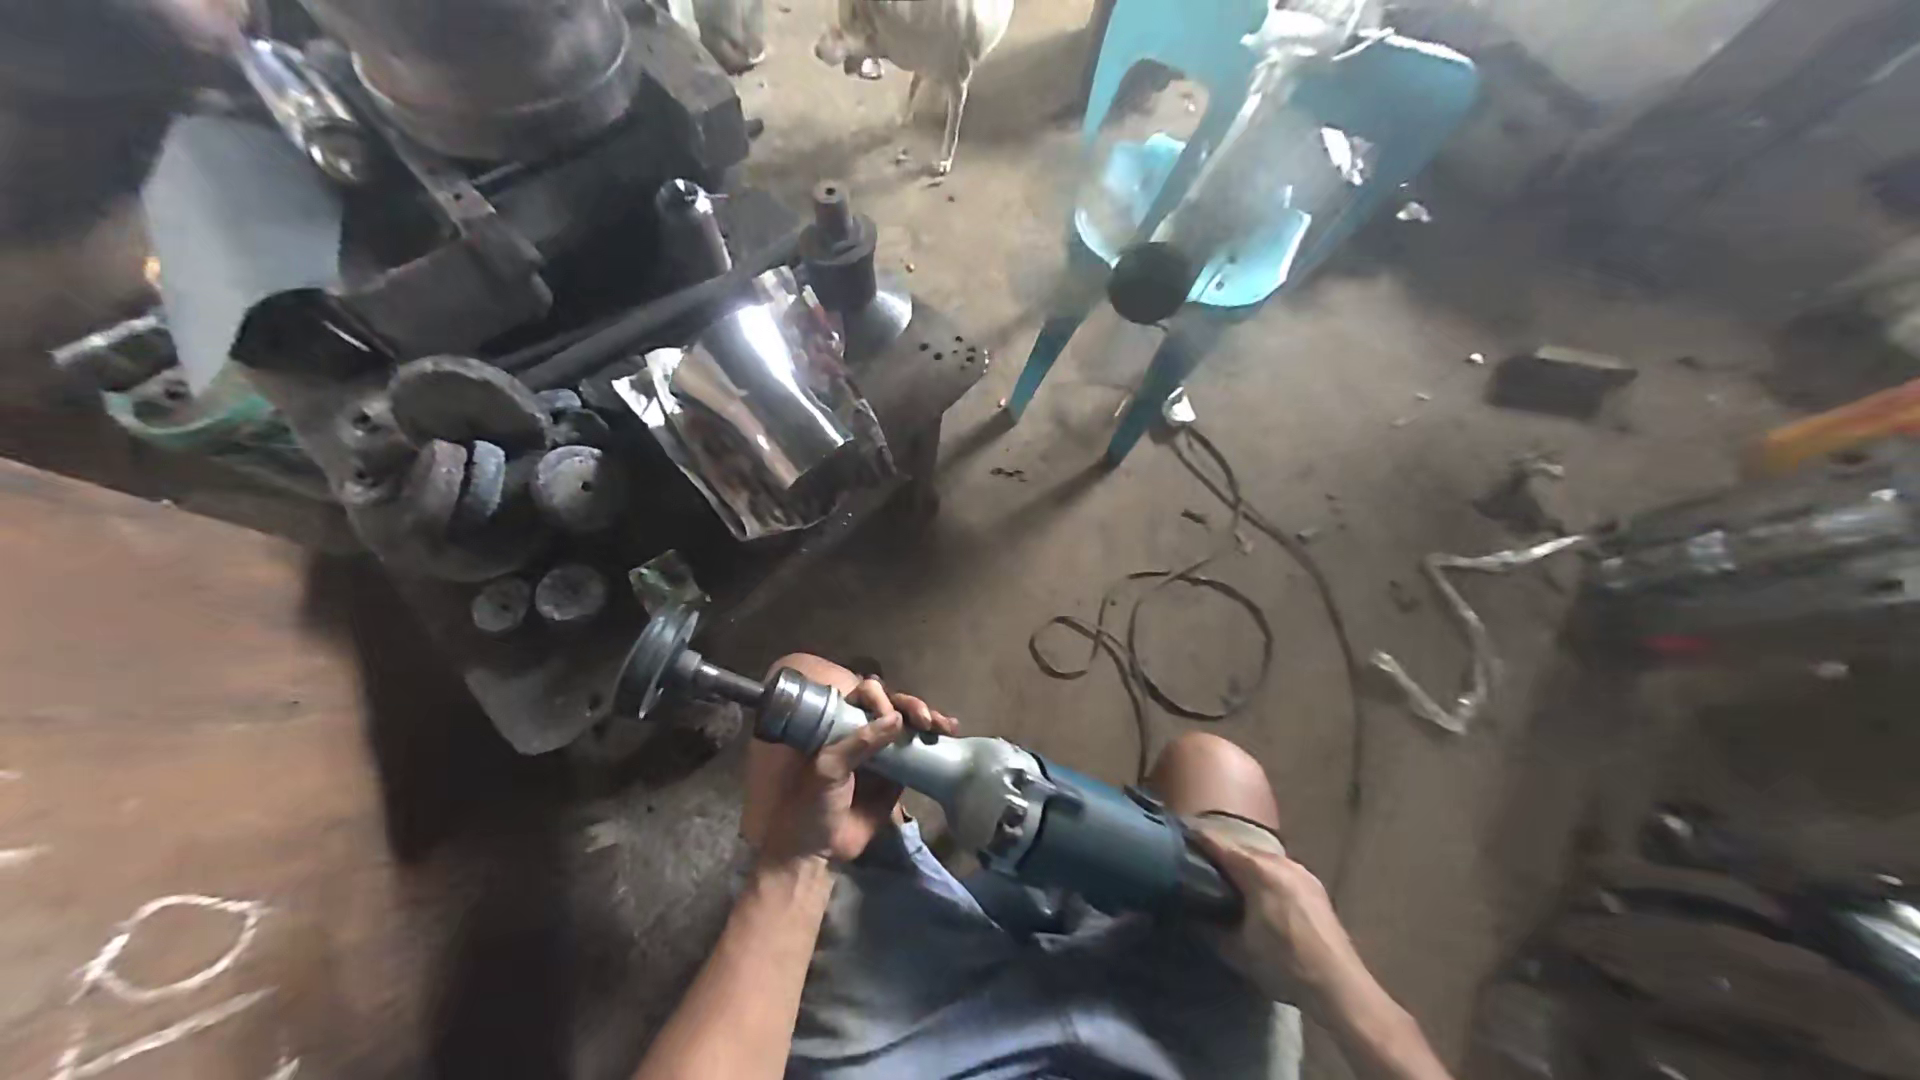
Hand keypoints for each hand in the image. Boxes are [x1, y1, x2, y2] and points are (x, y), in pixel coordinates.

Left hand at [748, 678, 957, 866]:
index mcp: (840, 723)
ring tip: (942, 725)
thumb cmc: (812, 804)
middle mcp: (864, 731)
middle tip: (923, 719)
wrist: (821, 850)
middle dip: (911, 706)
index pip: (864, 695)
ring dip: (928, 716)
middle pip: (893, 704)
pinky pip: (920, 749)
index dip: (879, 698)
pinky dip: (935, 738)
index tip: (887, 714)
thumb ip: (860, 742)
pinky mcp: (902, 772)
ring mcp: (884, 751)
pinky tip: (949, 732)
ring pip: (910, 723)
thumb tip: (897, 719)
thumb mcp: (828, 768)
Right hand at [1192, 826, 1369, 1009]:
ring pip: (1261, 858)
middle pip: (1239, 847)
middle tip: (1195, 858)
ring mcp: (1300, 872)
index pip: (1216, 842)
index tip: (1175, 832)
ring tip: (1224, 875)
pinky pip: (1278, 869)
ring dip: (1241, 863)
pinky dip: (1262, 873)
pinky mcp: (1314, 886)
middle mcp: (1279, 861)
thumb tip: (1188, 915)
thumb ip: (1208, 928)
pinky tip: (1257, 891)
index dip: (1193, 836)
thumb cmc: (1284, 965)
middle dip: (1217, 851)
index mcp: (1256, 869)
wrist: (1341, 988)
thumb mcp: (1236, 950)